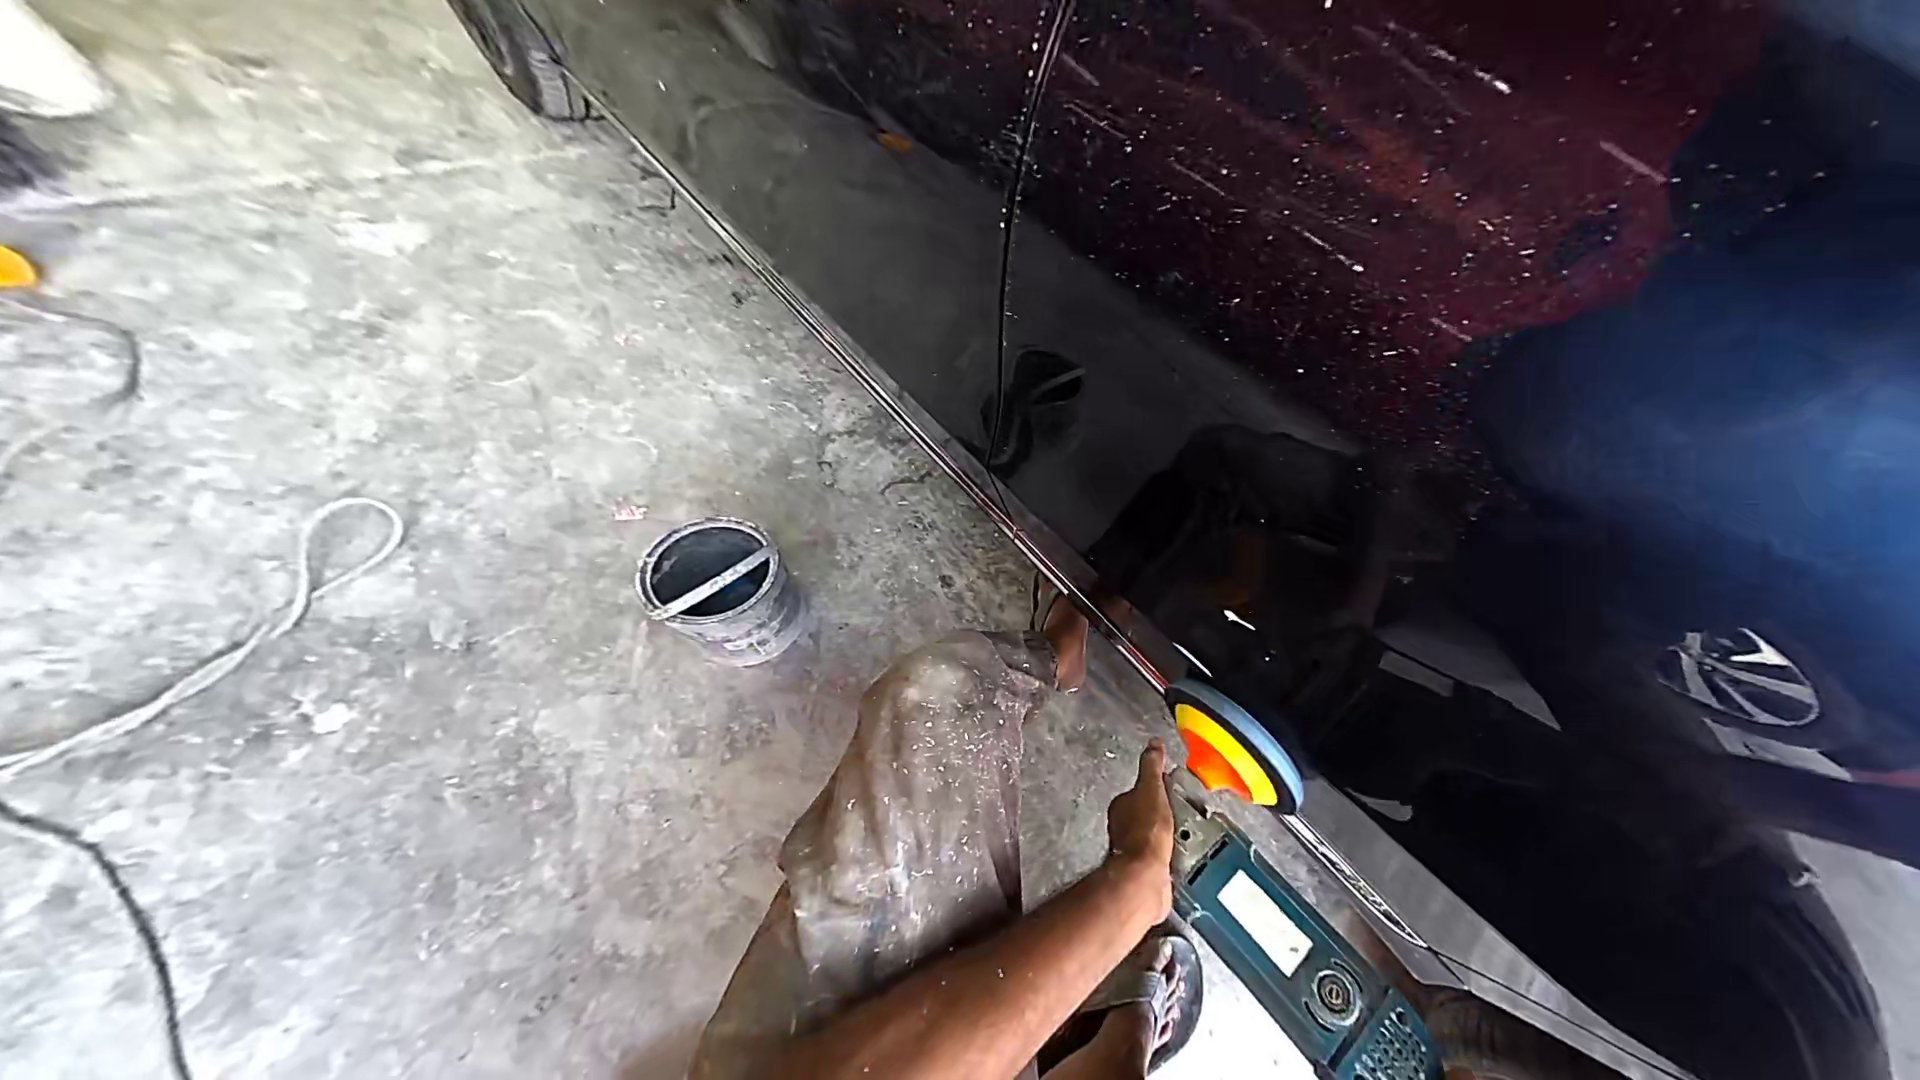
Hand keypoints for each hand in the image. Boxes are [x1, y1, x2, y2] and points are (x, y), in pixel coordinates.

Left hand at [1105, 738, 1174, 915]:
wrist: (1146, 875)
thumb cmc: (1146, 830)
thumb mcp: (1151, 789)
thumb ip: (1151, 766)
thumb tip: (1153, 743)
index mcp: (1122, 805)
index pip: (1138, 790)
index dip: (1154, 788)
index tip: (1169, 787)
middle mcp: (1123, 826)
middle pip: (1143, 813)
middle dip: (1159, 812)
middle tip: (1180, 810)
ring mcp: (1132, 849)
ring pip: (1151, 835)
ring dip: (1164, 834)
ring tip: (1185, 833)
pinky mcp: (1144, 868)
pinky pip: (1158, 856)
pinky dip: (1168, 853)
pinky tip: (1179, 855)